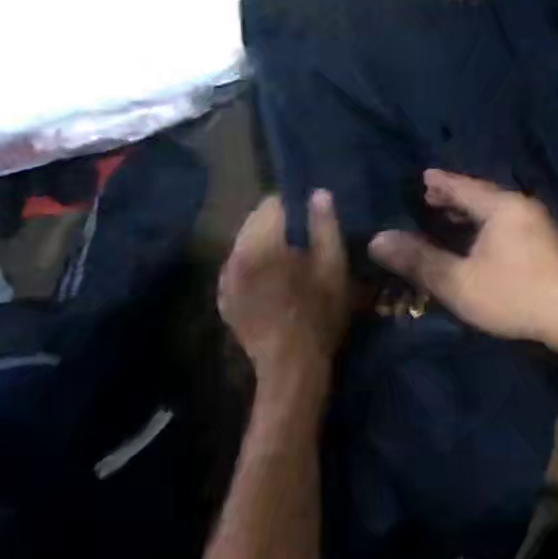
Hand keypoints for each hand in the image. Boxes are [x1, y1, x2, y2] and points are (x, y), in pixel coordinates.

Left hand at [219, 191, 352, 379]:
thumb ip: (325, 226)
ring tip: (294, 255)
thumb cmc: (319, 313)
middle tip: (307, 234)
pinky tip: (276, 277)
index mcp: (260, 245)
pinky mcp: (224, 299)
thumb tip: (318, 192)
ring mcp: (225, 280)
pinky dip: (256, 264)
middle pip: (254, 222)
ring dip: (266, 243)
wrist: (292, 366)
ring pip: (245, 244)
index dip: (294, 203)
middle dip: (279, 222)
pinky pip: (239, 267)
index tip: (313, 213)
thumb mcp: (333, 266)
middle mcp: (234, 257)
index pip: (271, 204)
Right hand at [367, 170, 557, 346]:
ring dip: (471, 211)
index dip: (440, 183)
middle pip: (482, 194)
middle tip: (429, 195)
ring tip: (448, 215)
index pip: (463, 186)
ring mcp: (538, 223)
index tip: (422, 176)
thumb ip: (419, 260)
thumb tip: (379, 238)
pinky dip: (486, 223)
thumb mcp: (459, 282)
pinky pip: (507, 221)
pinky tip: (479, 239)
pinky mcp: (546, 242)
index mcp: (501, 206)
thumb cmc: (515, 296)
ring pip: (496, 209)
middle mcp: (521, 206)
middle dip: (454, 195)